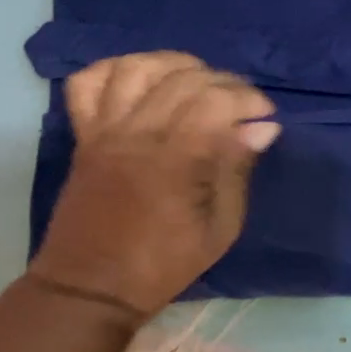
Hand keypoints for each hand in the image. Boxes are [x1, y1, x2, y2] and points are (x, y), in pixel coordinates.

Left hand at [28, 52, 280, 321]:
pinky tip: (146, 81)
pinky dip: (117, 70)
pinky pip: (88, 84)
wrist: (90, 286)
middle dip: (225, 82)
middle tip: (243, 106)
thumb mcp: (222, 226)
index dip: (249, 100)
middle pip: (183, 78)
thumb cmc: (165, 262)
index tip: (266, 118)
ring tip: (199, 81)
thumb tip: (263, 128)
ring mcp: (104, 132)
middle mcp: (136, 134)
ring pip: (136, 69)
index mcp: (175, 160)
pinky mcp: (84, 136)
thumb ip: (237, 170)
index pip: (216, 100)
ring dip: (174, 65)